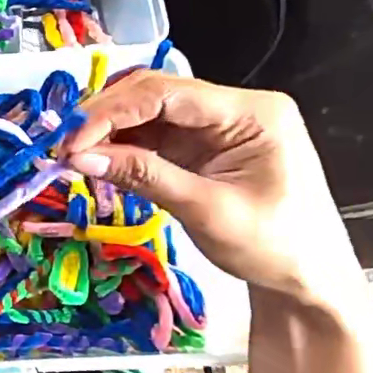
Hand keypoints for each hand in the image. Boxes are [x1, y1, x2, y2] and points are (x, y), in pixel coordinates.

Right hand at [62, 72, 361, 306]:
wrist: (308, 279)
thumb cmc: (273, 247)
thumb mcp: (206, 211)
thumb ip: (143, 176)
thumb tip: (78, 157)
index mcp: (251, 112)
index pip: (166, 93)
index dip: (111, 112)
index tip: (71, 142)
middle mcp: (232, 107)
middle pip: (153, 94)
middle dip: (104, 117)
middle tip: (63, 148)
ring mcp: (215, 125)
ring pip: (147, 112)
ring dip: (108, 131)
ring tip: (73, 155)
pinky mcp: (201, 145)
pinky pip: (152, 135)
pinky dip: (121, 146)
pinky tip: (98, 160)